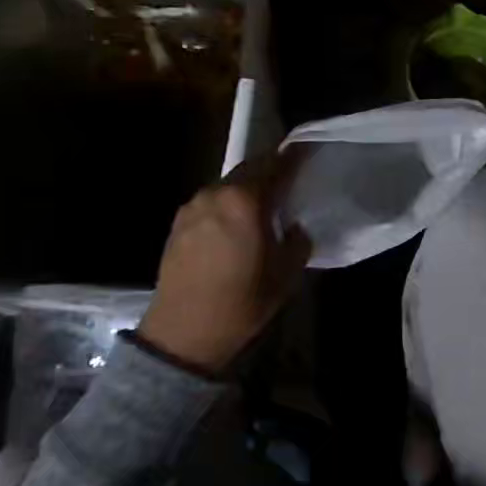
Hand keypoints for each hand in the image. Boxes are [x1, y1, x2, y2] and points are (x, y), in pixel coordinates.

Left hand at [136, 154, 309, 373]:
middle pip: (247, 171)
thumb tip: (295, 227)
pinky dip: (228, 207)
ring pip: (226, 188)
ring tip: (263, 209)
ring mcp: (191, 208)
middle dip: (269, 173)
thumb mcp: (286, 275)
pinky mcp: (177, 225)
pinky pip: (210, 205)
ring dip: (246, 192)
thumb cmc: (242, 303)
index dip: (293, 158)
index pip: (273, 165)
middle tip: (289, 183)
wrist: (185, 332)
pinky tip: (236, 228)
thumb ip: (297, 242)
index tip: (307, 153)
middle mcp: (214, 194)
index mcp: (243, 201)